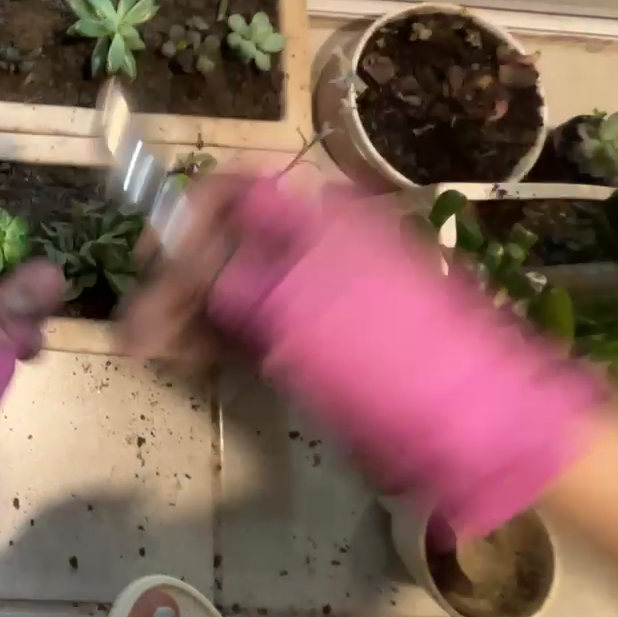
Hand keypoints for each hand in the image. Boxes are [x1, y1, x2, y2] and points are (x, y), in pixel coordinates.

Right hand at [122, 175, 602, 535]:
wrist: (481, 426)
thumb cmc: (390, 354)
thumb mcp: (296, 310)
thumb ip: (223, 279)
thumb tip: (168, 262)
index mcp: (313, 220)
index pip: (233, 190)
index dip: (184, 213)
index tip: (151, 253)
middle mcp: (306, 246)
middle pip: (220, 243)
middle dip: (172, 279)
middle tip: (136, 324)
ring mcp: (308, 293)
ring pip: (227, 288)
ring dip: (182, 313)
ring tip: (145, 346)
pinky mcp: (307, 335)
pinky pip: (244, 325)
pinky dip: (209, 338)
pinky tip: (181, 354)